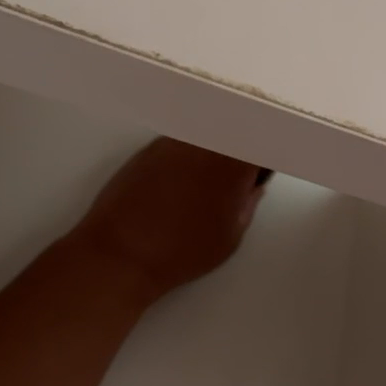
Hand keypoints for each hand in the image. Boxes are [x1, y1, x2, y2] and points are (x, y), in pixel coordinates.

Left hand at [68, 137, 269, 305]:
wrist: (119, 256)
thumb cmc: (181, 252)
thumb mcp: (231, 237)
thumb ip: (248, 204)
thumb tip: (251, 186)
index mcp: (232, 163)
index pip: (259, 140)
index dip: (265, 150)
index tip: (263, 166)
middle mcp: (204, 143)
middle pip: (231, 130)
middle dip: (239, 146)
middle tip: (238, 173)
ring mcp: (173, 142)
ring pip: (204, 134)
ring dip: (212, 149)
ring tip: (204, 179)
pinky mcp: (148, 149)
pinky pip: (178, 142)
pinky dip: (186, 155)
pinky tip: (179, 181)